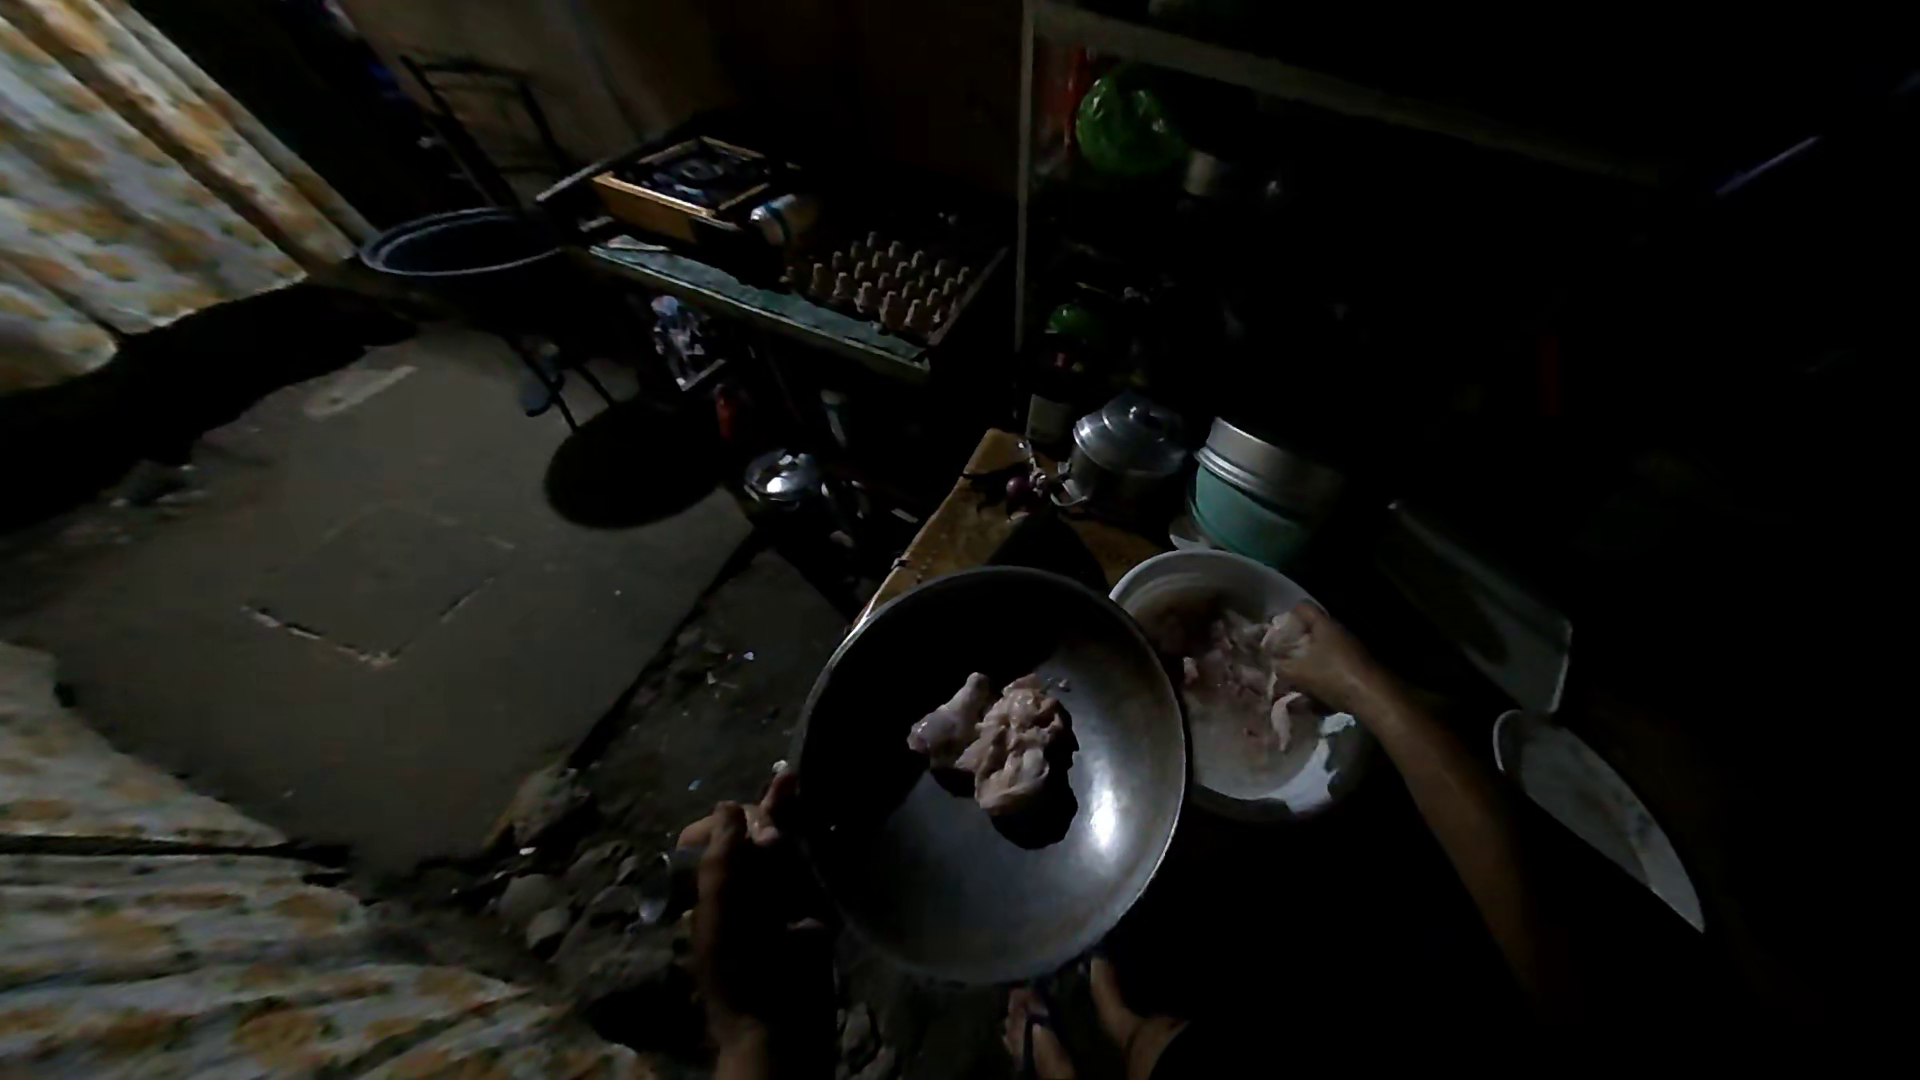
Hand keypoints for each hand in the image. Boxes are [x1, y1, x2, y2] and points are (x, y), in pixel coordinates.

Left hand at [680, 771, 831, 1074]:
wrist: (785, 1020)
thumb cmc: (740, 971)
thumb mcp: (719, 917)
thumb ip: (721, 860)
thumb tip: (728, 804)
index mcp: (711, 889)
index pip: (709, 839)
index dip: (725, 824)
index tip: (744, 824)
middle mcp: (742, 882)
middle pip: (749, 831)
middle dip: (764, 814)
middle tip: (781, 814)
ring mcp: (776, 886)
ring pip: (781, 834)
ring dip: (786, 807)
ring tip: (791, 778)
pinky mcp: (808, 892)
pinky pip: (807, 851)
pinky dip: (807, 825)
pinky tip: (810, 800)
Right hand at [1276, 603, 1395, 718]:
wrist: (1376, 700)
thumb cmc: (1333, 676)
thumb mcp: (1297, 672)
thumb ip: (1280, 667)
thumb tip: (1273, 665)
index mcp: (1325, 626)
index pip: (1303, 607)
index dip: (1288, 615)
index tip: (1277, 631)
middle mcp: (1340, 633)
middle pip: (1312, 630)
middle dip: (1295, 643)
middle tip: (1281, 656)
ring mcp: (1351, 650)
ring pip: (1322, 650)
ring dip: (1307, 662)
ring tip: (1294, 678)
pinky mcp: (1358, 668)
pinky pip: (1333, 666)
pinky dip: (1321, 676)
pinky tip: (1312, 695)